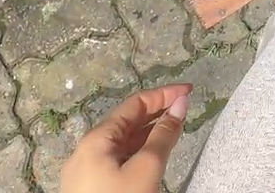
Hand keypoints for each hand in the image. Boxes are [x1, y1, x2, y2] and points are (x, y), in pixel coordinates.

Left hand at [60, 84, 190, 192]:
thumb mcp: (147, 167)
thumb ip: (164, 133)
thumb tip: (181, 102)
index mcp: (96, 139)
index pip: (135, 103)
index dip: (164, 94)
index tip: (191, 91)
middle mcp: (85, 150)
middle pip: (126, 121)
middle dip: (157, 112)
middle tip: (185, 110)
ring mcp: (84, 172)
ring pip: (121, 141)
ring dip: (148, 132)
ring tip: (174, 130)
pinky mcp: (88, 188)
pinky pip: (116, 158)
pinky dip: (137, 151)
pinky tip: (153, 156)